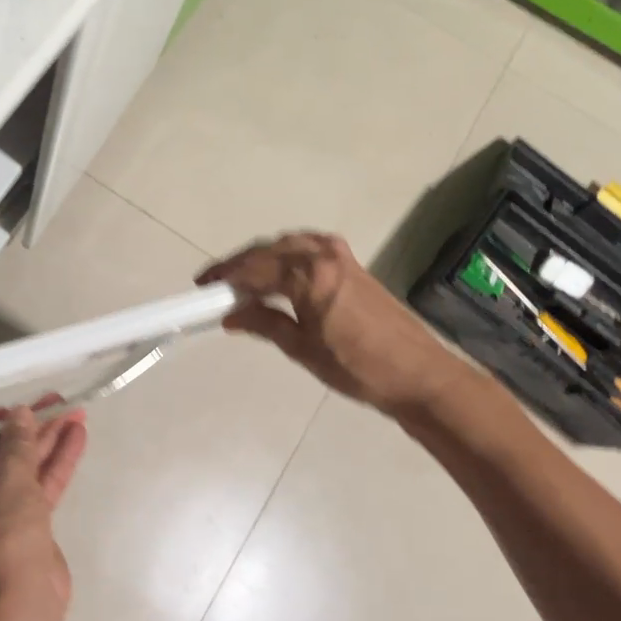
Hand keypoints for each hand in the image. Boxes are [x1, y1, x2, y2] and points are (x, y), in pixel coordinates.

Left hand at [0, 405, 87, 614]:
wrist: (20, 597)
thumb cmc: (3, 529)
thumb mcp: (9, 475)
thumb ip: (16, 441)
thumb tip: (19, 414)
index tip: (15, 408)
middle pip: (2, 448)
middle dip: (29, 424)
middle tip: (56, 399)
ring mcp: (5, 508)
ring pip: (27, 464)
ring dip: (49, 439)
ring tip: (76, 411)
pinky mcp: (31, 522)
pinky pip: (44, 483)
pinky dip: (59, 461)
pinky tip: (79, 437)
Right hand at [199, 232, 470, 417]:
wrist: (418, 375)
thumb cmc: (356, 367)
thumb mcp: (302, 348)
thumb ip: (264, 324)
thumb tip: (231, 316)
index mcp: (308, 275)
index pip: (254, 267)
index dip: (225, 275)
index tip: (201, 286)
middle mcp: (322, 255)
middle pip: (269, 250)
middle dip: (240, 265)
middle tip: (217, 284)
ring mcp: (341, 257)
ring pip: (289, 245)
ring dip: (263, 258)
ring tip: (243, 281)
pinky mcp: (353, 265)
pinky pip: (309, 248)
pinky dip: (287, 255)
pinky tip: (280, 273)